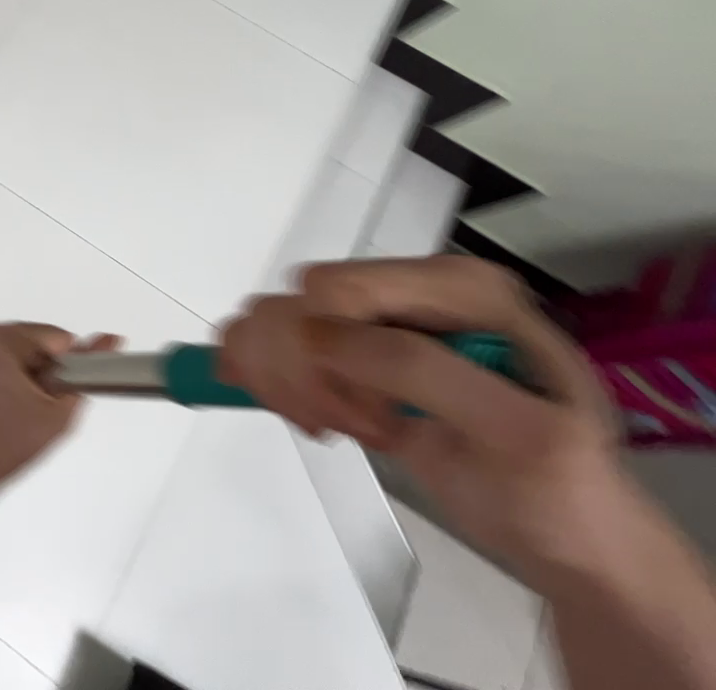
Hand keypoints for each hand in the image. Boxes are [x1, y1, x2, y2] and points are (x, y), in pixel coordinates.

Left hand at [0, 322, 121, 497]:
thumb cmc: (8, 443)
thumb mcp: (59, 410)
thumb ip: (86, 371)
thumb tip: (109, 339)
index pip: (52, 336)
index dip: (65, 363)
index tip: (60, 386)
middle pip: (27, 337)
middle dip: (39, 364)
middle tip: (37, 399)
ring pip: (6, 344)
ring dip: (18, 365)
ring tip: (17, 401)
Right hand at [220, 255, 632, 584]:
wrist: (563, 532)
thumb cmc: (557, 490)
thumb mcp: (515, 431)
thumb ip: (420, 370)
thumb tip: (311, 336)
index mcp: (458, 288)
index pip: (336, 289)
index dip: (332, 355)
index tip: (377, 421)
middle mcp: (405, 288)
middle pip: (293, 305)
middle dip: (304, 376)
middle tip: (353, 429)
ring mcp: (367, 317)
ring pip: (264, 321)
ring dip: (282, 385)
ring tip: (334, 426)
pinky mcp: (337, 346)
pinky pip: (257, 338)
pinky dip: (261, 379)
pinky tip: (304, 412)